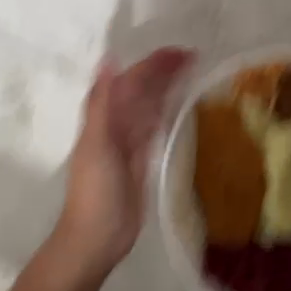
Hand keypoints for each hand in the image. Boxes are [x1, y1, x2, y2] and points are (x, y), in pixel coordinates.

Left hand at [47, 47, 194, 283]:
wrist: (96, 238)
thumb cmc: (94, 190)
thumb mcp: (98, 142)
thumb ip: (103, 101)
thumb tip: (109, 58)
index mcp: (103, 115)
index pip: (131, 78)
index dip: (152, 63)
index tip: (179, 52)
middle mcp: (116, 122)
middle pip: (142, 89)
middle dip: (164, 72)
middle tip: (196, 57)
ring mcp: (128, 141)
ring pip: (150, 105)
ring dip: (167, 88)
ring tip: (193, 72)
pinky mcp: (141, 159)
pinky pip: (155, 126)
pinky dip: (167, 112)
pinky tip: (181, 105)